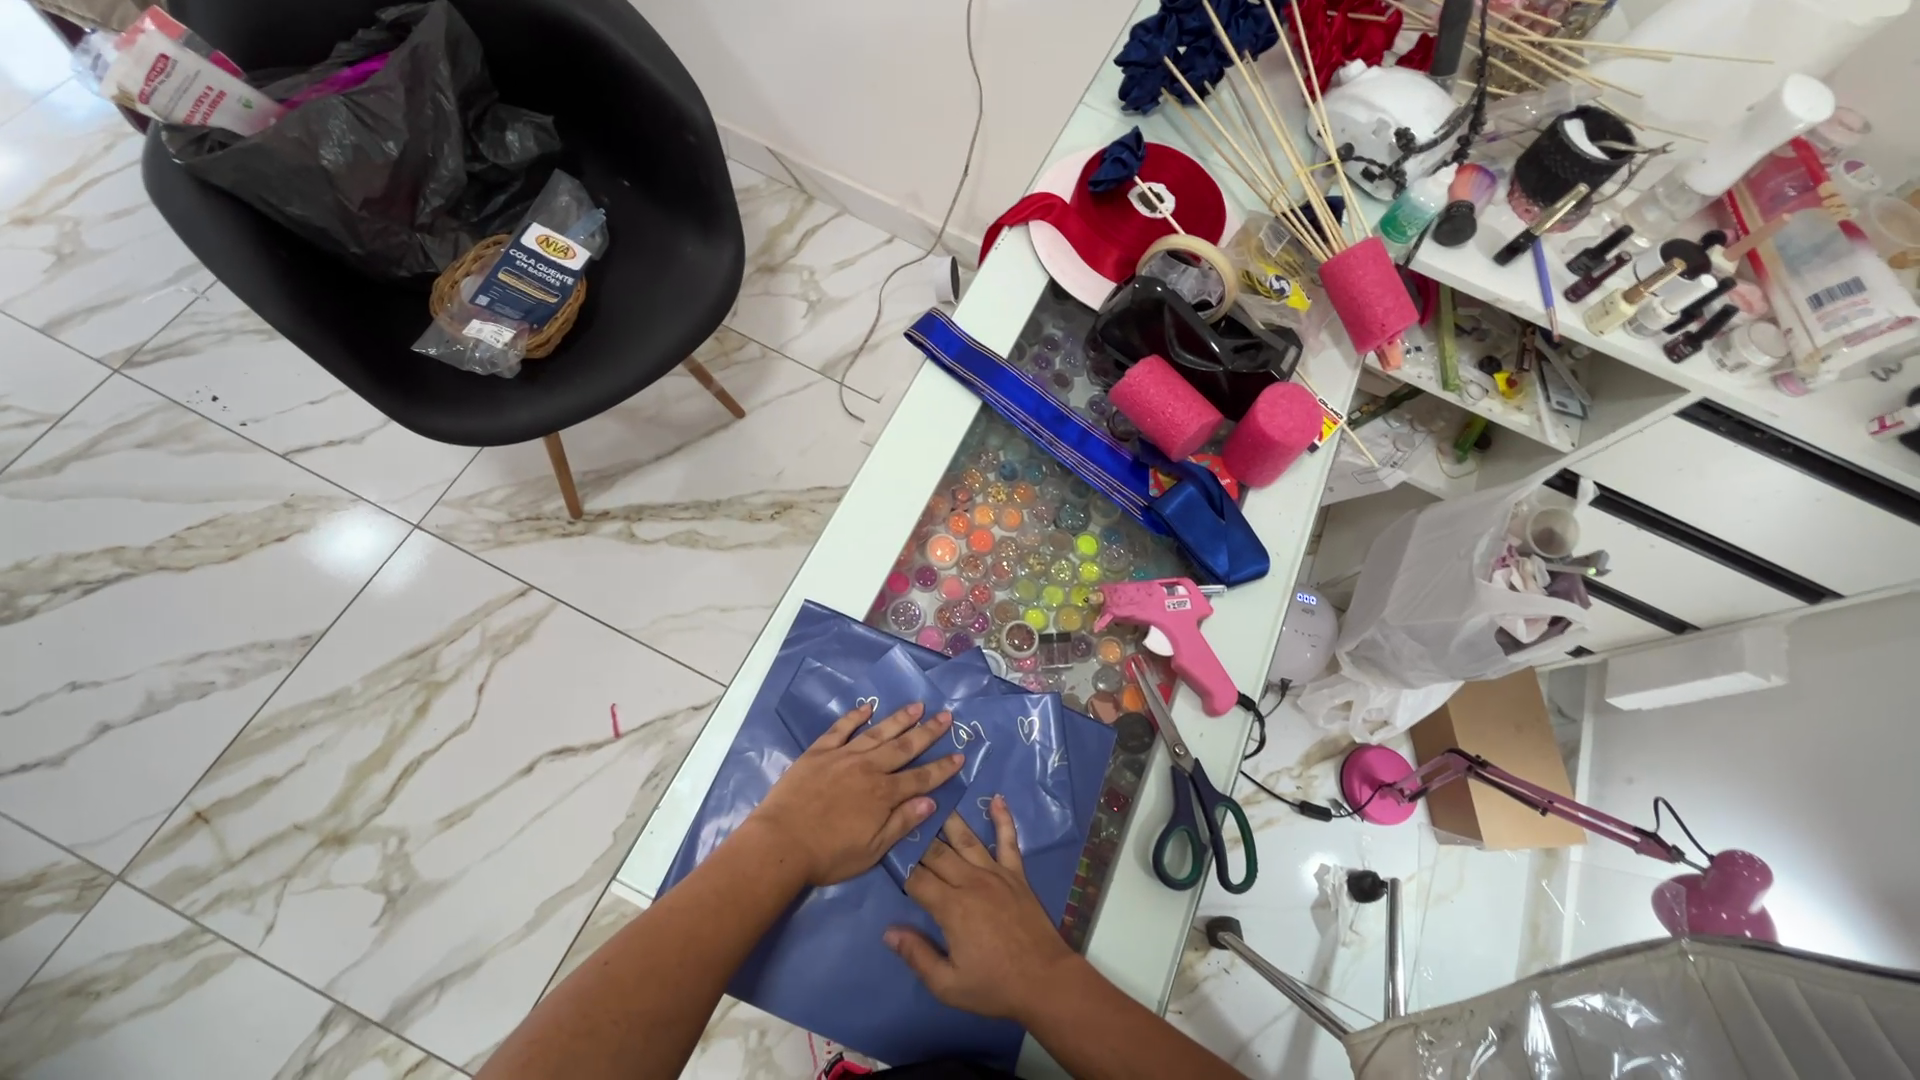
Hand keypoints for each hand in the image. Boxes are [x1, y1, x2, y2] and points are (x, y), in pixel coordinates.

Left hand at [746, 702, 963, 886]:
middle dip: (928, 732)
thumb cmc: (828, 855)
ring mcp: (843, 756)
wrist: (781, 844)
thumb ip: (901, 823)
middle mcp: (868, 769)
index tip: (960, 754)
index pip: (921, 778)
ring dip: (899, 718)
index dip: (942, 767)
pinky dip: (854, 717)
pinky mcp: (818, 752)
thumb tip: (930, 802)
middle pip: (904, 747)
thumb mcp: (872, 850)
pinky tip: (866, 708)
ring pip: (877, 732)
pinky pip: (840, 729)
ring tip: (917, 705)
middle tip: (947, 716)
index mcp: (884, 794)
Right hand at [887, 799, 1082, 1022]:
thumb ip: (917, 956)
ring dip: (949, 819)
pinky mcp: (1017, 874)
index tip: (883, 850)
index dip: (899, 865)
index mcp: (951, 907)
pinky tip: (998, 799)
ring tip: (935, 798)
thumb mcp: (948, 985)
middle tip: (901, 816)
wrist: (1045, 980)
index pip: (916, 878)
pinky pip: (1009, 840)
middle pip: (937, 852)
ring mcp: (996, 874)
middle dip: (917, 836)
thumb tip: (889, 931)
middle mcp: (970, 881)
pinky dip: (1004, 818)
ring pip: (967, 839)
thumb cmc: (994, 986)